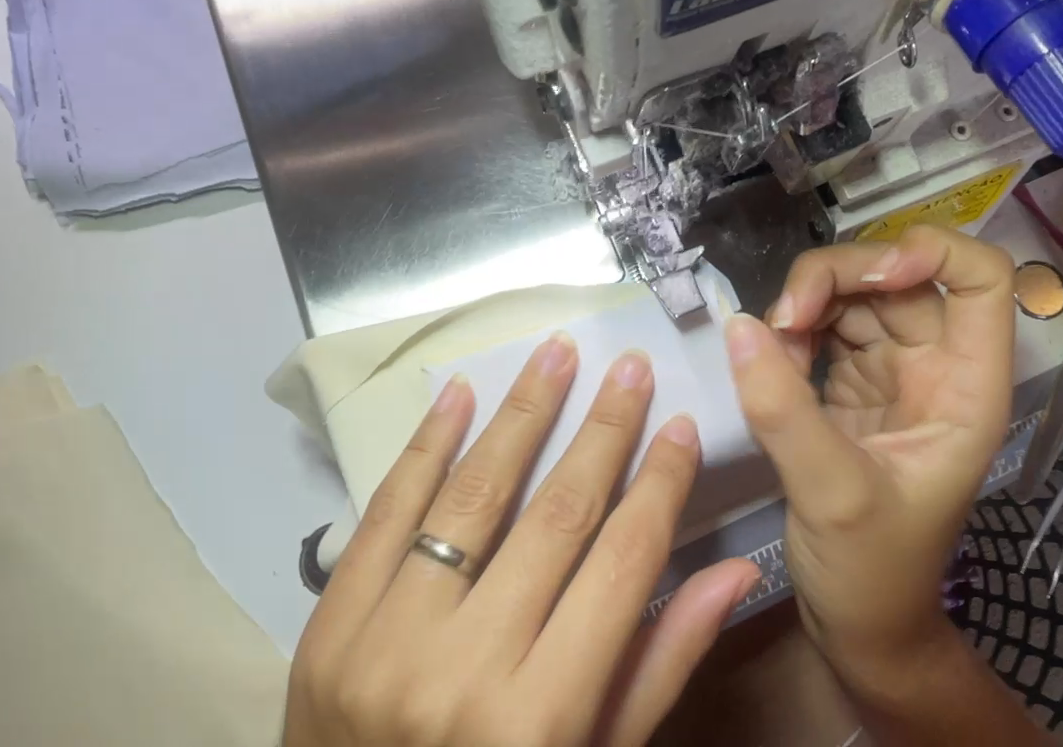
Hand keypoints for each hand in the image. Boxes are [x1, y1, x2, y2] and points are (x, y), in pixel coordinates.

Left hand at [286, 335, 760, 746]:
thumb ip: (658, 664)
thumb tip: (734, 572)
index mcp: (541, 716)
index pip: (621, 565)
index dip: (658, 486)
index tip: (679, 424)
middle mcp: (464, 669)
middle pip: (554, 516)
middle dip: (602, 430)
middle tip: (629, 365)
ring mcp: (385, 640)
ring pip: (473, 496)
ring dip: (521, 413)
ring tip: (556, 352)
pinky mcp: (328, 623)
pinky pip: (386, 512)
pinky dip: (426, 444)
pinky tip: (461, 391)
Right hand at [724, 226, 1015, 680]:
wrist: (861, 625)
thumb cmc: (873, 572)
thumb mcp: (833, 494)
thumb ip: (784, 410)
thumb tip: (738, 325)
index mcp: (966, 386)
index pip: (981, 280)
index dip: (934, 252)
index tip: (871, 274)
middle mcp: (935, 365)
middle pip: (896, 277)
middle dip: (837, 279)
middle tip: (783, 317)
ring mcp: (891, 371)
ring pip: (854, 295)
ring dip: (807, 303)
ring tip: (769, 342)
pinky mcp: (852, 384)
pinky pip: (823, 327)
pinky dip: (792, 329)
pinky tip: (769, 354)